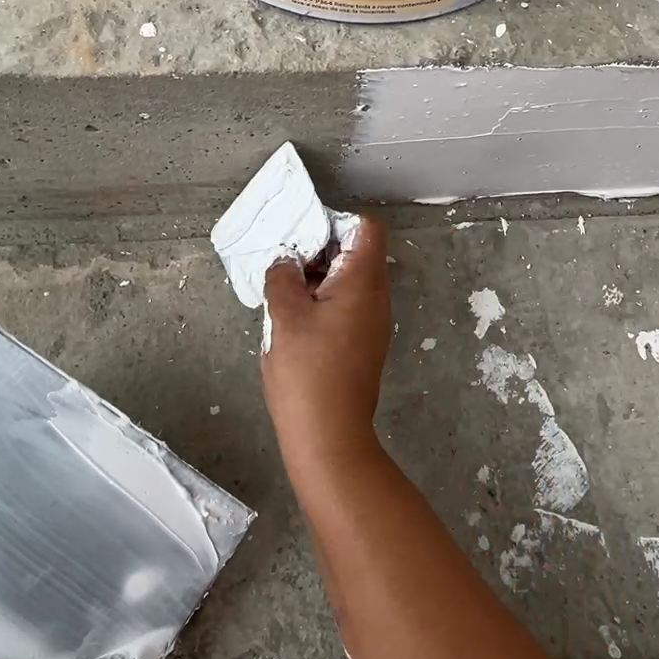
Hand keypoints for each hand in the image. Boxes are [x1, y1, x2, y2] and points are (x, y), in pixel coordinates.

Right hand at [260, 216, 391, 465]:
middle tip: (284, 261)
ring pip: (349, 280)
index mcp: (364, 281)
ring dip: (317, 277)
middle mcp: (377, 297)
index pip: (366, 228)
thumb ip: (282, 278)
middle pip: (357, 252)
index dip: (335, 221)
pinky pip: (347, 305)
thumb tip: (285, 263)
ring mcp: (374, 322)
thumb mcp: (285, 316)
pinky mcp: (363, 343)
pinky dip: (323, 300)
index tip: (302, 235)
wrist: (329, 437)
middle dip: (319, 249)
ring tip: (282, 288)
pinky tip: (293, 317)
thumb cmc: (307, 372)